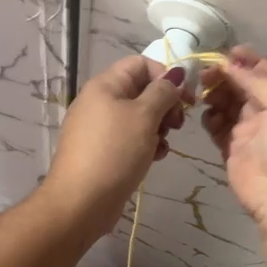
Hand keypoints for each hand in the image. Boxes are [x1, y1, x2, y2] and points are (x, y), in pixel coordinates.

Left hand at [44, 55, 189, 221]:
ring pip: (139, 116)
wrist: (81, 201)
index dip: (166, 76)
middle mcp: (100, 101)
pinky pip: (130, 137)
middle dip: (165, 104)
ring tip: (163, 145)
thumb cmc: (115, 152)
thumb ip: (163, 92)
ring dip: (159, 127)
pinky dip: (146, 144)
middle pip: (142, 90)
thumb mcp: (144, 116)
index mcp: (106, 85)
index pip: (141, 64)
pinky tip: (154, 158)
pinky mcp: (103, 150)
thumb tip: (174, 76)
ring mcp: (100, 127)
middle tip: (177, 124)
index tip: (185, 98)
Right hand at [200, 46, 266, 231]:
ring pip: (227, 102)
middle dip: (224, 76)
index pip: (266, 70)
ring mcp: (251, 129)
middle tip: (205, 76)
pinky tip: (209, 120)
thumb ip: (256, 81)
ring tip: (204, 97)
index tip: (225, 53)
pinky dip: (210, 119)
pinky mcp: (233, 148)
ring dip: (215, 96)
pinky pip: (217, 126)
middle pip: (242, 84)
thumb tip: (231, 64)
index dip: (246, 60)